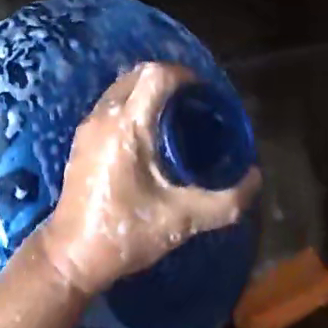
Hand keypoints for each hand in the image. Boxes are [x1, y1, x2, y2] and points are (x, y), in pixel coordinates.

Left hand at [35, 63, 261, 296]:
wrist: (72, 253)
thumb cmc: (126, 232)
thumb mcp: (183, 220)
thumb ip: (226, 201)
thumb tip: (256, 178)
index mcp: (128, 125)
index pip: (156, 75)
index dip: (183, 74)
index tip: (204, 91)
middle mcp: (105, 115)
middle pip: (137, 73)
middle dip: (167, 77)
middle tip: (193, 100)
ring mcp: (89, 124)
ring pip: (121, 86)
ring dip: (147, 88)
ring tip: (174, 113)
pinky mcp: (82, 137)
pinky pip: (111, 103)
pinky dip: (132, 102)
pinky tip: (149, 131)